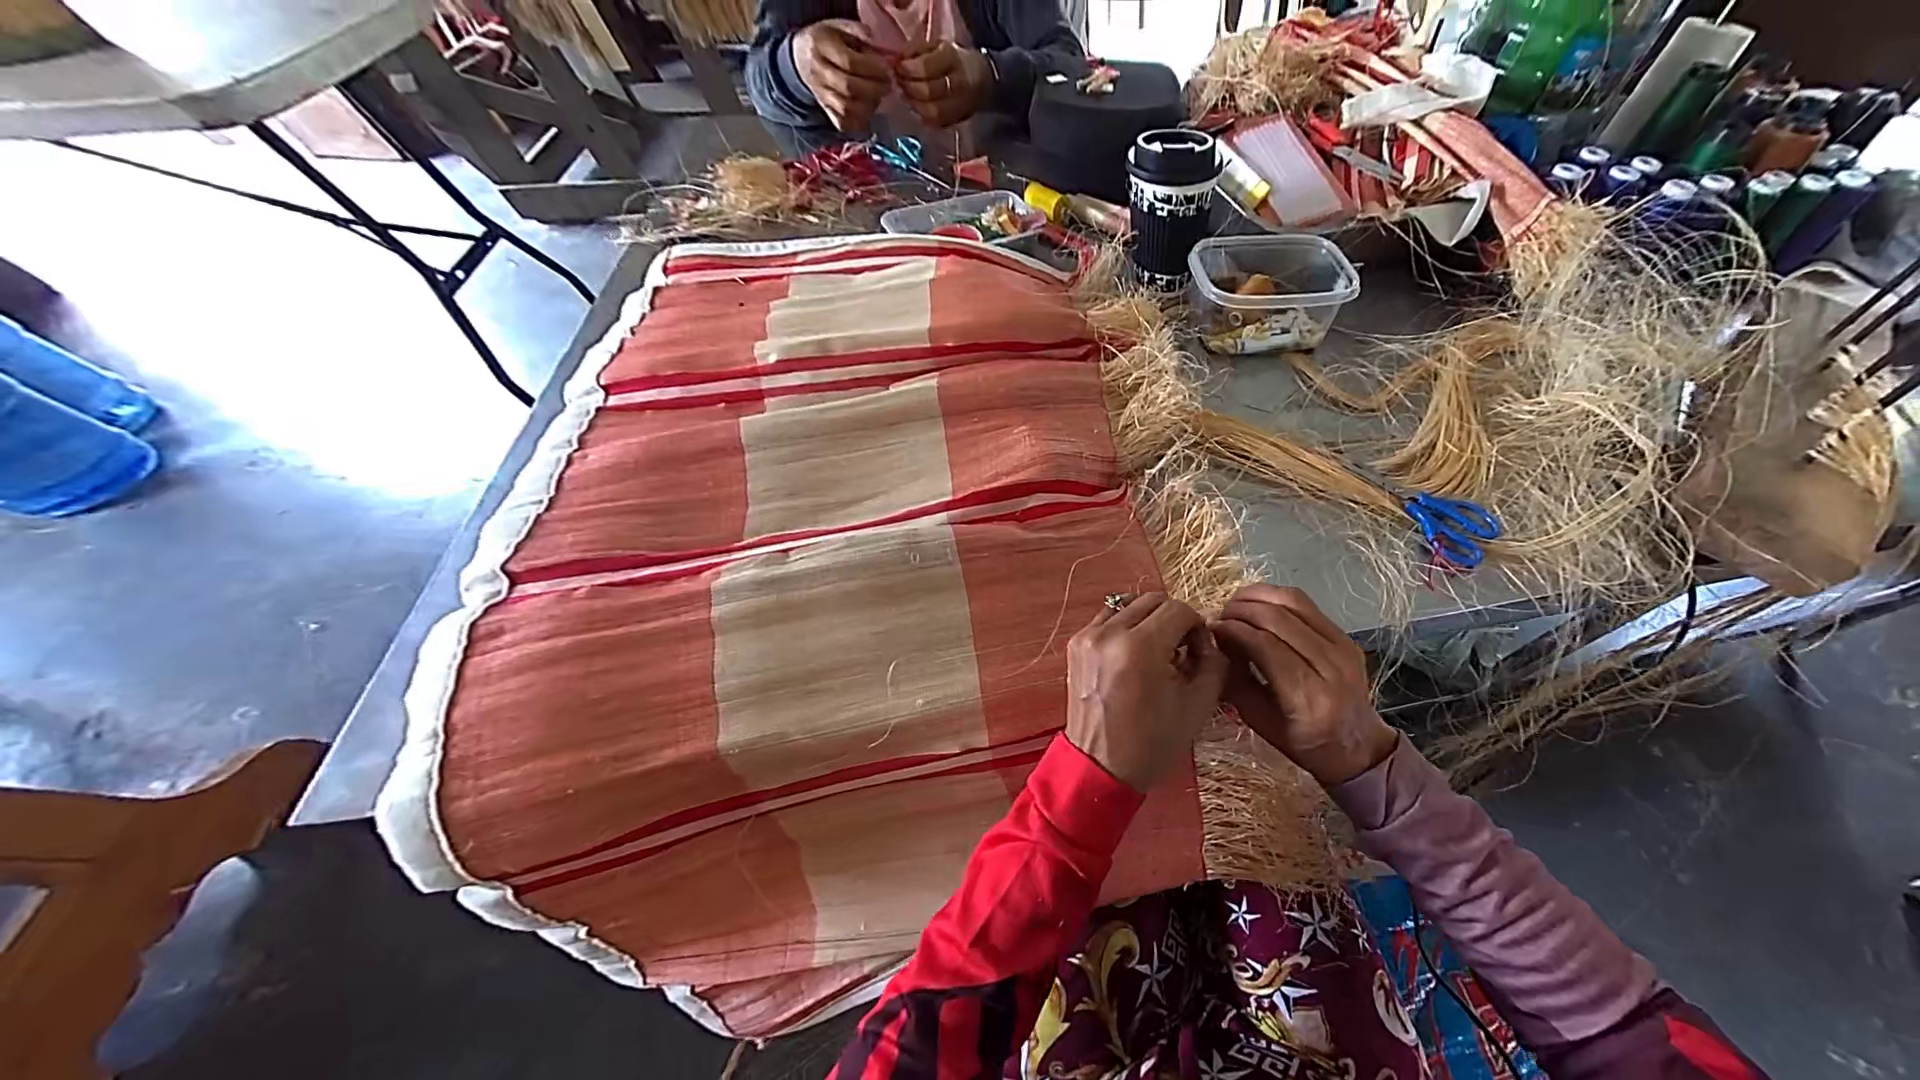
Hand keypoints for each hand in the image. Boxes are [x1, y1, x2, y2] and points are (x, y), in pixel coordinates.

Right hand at [792, 19, 892, 132]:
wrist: (802, 60)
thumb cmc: (827, 40)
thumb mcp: (839, 27)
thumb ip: (858, 32)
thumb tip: (876, 43)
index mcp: (821, 46)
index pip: (849, 62)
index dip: (872, 67)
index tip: (887, 68)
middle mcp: (819, 72)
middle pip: (849, 87)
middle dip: (874, 88)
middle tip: (888, 84)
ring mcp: (821, 95)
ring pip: (847, 108)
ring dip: (869, 105)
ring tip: (879, 96)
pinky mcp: (825, 111)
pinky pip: (844, 123)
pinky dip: (859, 121)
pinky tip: (868, 110)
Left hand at [896, 40, 993, 127]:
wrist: (981, 81)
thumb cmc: (953, 60)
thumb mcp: (937, 45)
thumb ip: (917, 49)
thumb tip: (899, 60)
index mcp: (952, 58)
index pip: (927, 66)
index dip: (909, 69)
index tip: (899, 67)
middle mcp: (958, 83)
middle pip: (928, 91)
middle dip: (909, 87)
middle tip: (900, 82)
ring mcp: (958, 105)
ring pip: (930, 110)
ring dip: (913, 103)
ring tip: (906, 94)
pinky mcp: (955, 120)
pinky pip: (934, 122)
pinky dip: (921, 114)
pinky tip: (916, 105)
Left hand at [1065, 593, 1227, 792]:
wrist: (1101, 765)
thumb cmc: (1152, 741)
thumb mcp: (1199, 704)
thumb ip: (1213, 662)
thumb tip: (1208, 638)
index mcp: (1139, 647)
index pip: (1178, 609)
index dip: (1196, 627)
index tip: (1199, 651)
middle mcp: (1109, 634)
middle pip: (1152, 600)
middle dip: (1173, 619)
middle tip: (1181, 649)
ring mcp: (1087, 637)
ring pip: (1127, 604)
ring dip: (1148, 620)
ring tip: (1156, 652)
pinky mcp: (1076, 644)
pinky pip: (1106, 619)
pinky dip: (1124, 627)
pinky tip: (1134, 656)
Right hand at [1211, 585, 1398, 786]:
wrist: (1355, 746)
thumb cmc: (1300, 740)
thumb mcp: (1256, 718)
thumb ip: (1235, 677)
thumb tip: (1216, 639)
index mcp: (1308, 697)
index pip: (1265, 646)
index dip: (1233, 630)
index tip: (1211, 628)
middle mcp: (1331, 667)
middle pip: (1278, 619)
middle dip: (1240, 610)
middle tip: (1219, 616)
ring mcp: (1343, 648)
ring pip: (1293, 602)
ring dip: (1257, 597)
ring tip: (1234, 605)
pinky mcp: (1345, 636)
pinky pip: (1306, 604)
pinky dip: (1275, 597)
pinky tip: (1257, 604)